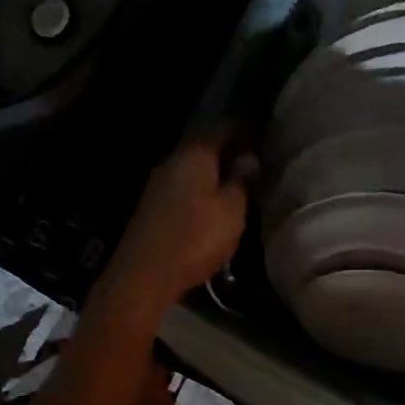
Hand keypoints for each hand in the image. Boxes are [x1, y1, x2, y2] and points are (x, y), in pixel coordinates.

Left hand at [102, 126, 256, 306]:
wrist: (144, 275)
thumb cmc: (195, 239)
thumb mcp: (231, 211)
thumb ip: (241, 182)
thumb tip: (249, 158)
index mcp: (194, 154)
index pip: (223, 129)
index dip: (243, 131)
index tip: (260, 138)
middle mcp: (171, 162)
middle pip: (203, 148)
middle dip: (226, 153)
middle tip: (251, 163)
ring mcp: (156, 185)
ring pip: (190, 170)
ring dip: (211, 174)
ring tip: (234, 185)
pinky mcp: (150, 208)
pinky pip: (180, 189)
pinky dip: (197, 191)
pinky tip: (209, 205)